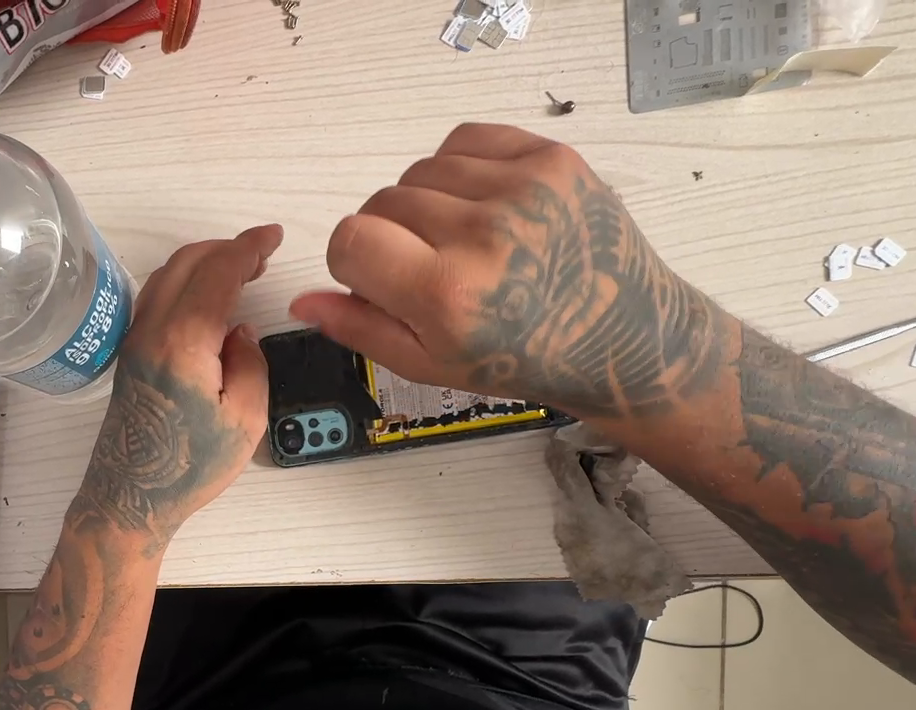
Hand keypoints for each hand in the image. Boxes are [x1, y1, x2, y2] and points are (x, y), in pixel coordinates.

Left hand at [71, 224, 281, 548]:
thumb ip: (250, 363)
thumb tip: (239, 333)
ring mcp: (134, 341)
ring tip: (238, 273)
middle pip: (188, 262)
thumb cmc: (188, 467)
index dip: (249, 247)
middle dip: (227, 249)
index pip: (218, 271)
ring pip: (167, 277)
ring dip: (203, 263)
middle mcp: (152, 330)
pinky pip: (157, 299)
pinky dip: (185, 283)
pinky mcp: (129, 356)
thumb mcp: (244, 420)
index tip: (274, 238)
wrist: (129, 496)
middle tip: (261, 255)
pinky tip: (205, 301)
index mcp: (184, 340)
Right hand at [289, 124, 732, 420]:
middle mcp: (480, 233)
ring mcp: (519, 189)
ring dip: (420, 205)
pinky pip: (463, 140)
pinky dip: (453, 171)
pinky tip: (474, 207)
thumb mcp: (424, 362)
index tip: (375, 280)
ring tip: (454, 240)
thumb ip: (358, 328)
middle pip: (380, 203)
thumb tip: (301, 302)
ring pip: (417, 172)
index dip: (349, 261)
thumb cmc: (512, 360)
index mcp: (444, 294)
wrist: (615, 336)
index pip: (350, 240)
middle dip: (386, 237)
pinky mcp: (549, 158)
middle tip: (424, 268)